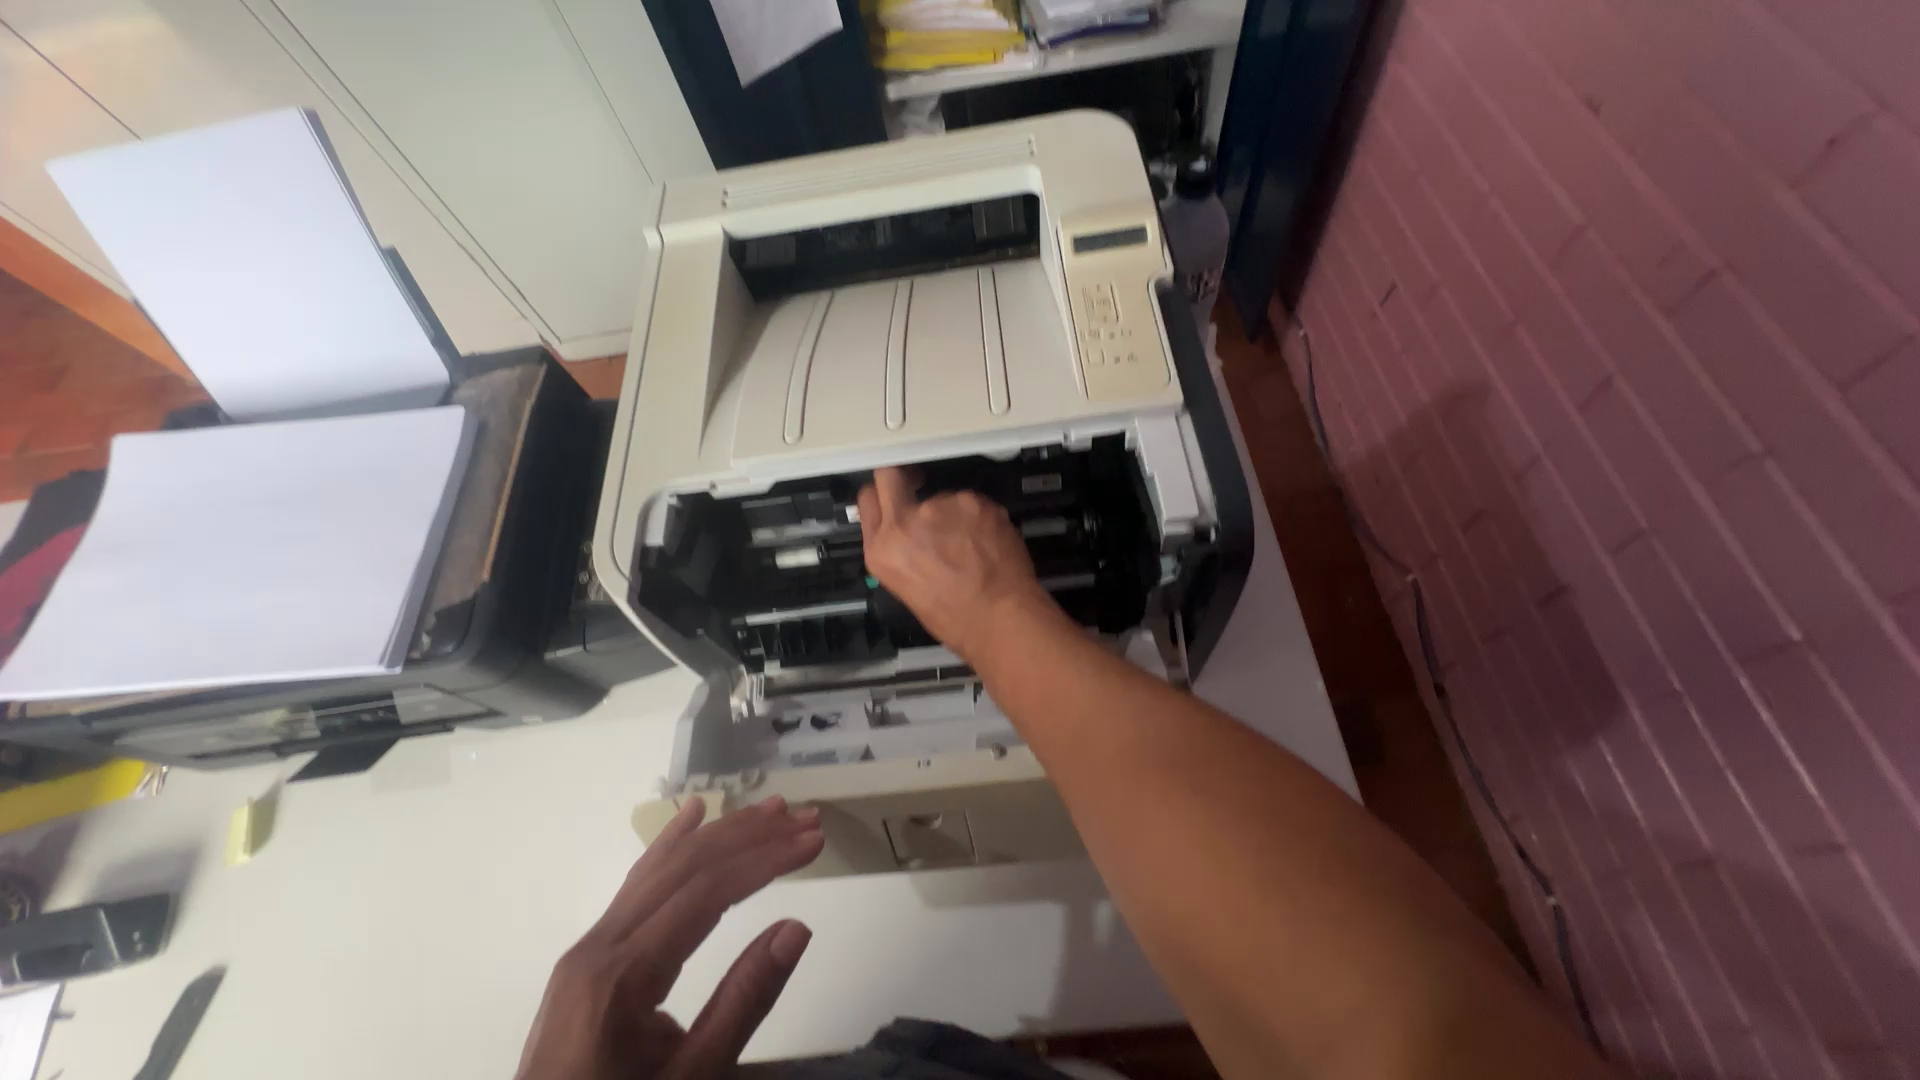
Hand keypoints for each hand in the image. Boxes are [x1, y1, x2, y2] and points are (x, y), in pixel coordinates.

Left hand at [514, 797, 823, 1079]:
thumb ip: (742, 1004)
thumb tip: (796, 928)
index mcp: (623, 976)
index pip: (706, 892)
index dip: (764, 859)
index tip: (813, 841)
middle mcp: (600, 945)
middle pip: (685, 867)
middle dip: (750, 835)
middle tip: (805, 818)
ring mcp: (589, 947)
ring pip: (661, 868)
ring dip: (721, 834)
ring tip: (771, 810)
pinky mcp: (589, 956)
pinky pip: (636, 886)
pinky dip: (670, 845)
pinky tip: (692, 815)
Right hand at [857, 466, 1057, 664]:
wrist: (1000, 617)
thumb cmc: (957, 618)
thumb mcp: (907, 588)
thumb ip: (900, 551)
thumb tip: (910, 537)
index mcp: (882, 549)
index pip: (868, 499)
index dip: (882, 495)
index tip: (892, 494)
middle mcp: (905, 522)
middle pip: (890, 476)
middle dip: (903, 478)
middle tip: (918, 486)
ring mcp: (939, 507)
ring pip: (941, 494)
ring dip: (952, 510)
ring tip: (969, 543)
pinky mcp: (972, 501)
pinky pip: (971, 502)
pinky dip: (978, 516)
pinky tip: (986, 541)